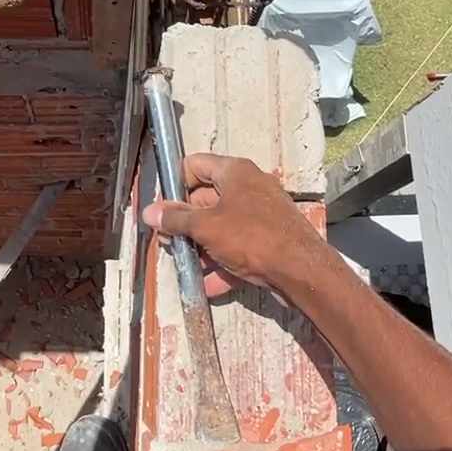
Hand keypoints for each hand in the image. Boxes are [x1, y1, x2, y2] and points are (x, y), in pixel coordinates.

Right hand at [141, 154, 332, 298]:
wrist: (301, 271)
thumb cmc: (251, 237)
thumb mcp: (206, 226)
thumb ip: (176, 219)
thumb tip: (150, 212)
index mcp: (235, 172)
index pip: (195, 165)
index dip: (175, 183)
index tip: (161, 206)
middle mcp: (249, 188)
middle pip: (206, 198)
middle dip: (185, 222)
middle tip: (166, 240)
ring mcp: (260, 215)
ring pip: (221, 227)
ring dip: (201, 246)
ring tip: (183, 265)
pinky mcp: (268, 241)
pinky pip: (237, 248)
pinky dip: (222, 263)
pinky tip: (207, 285)